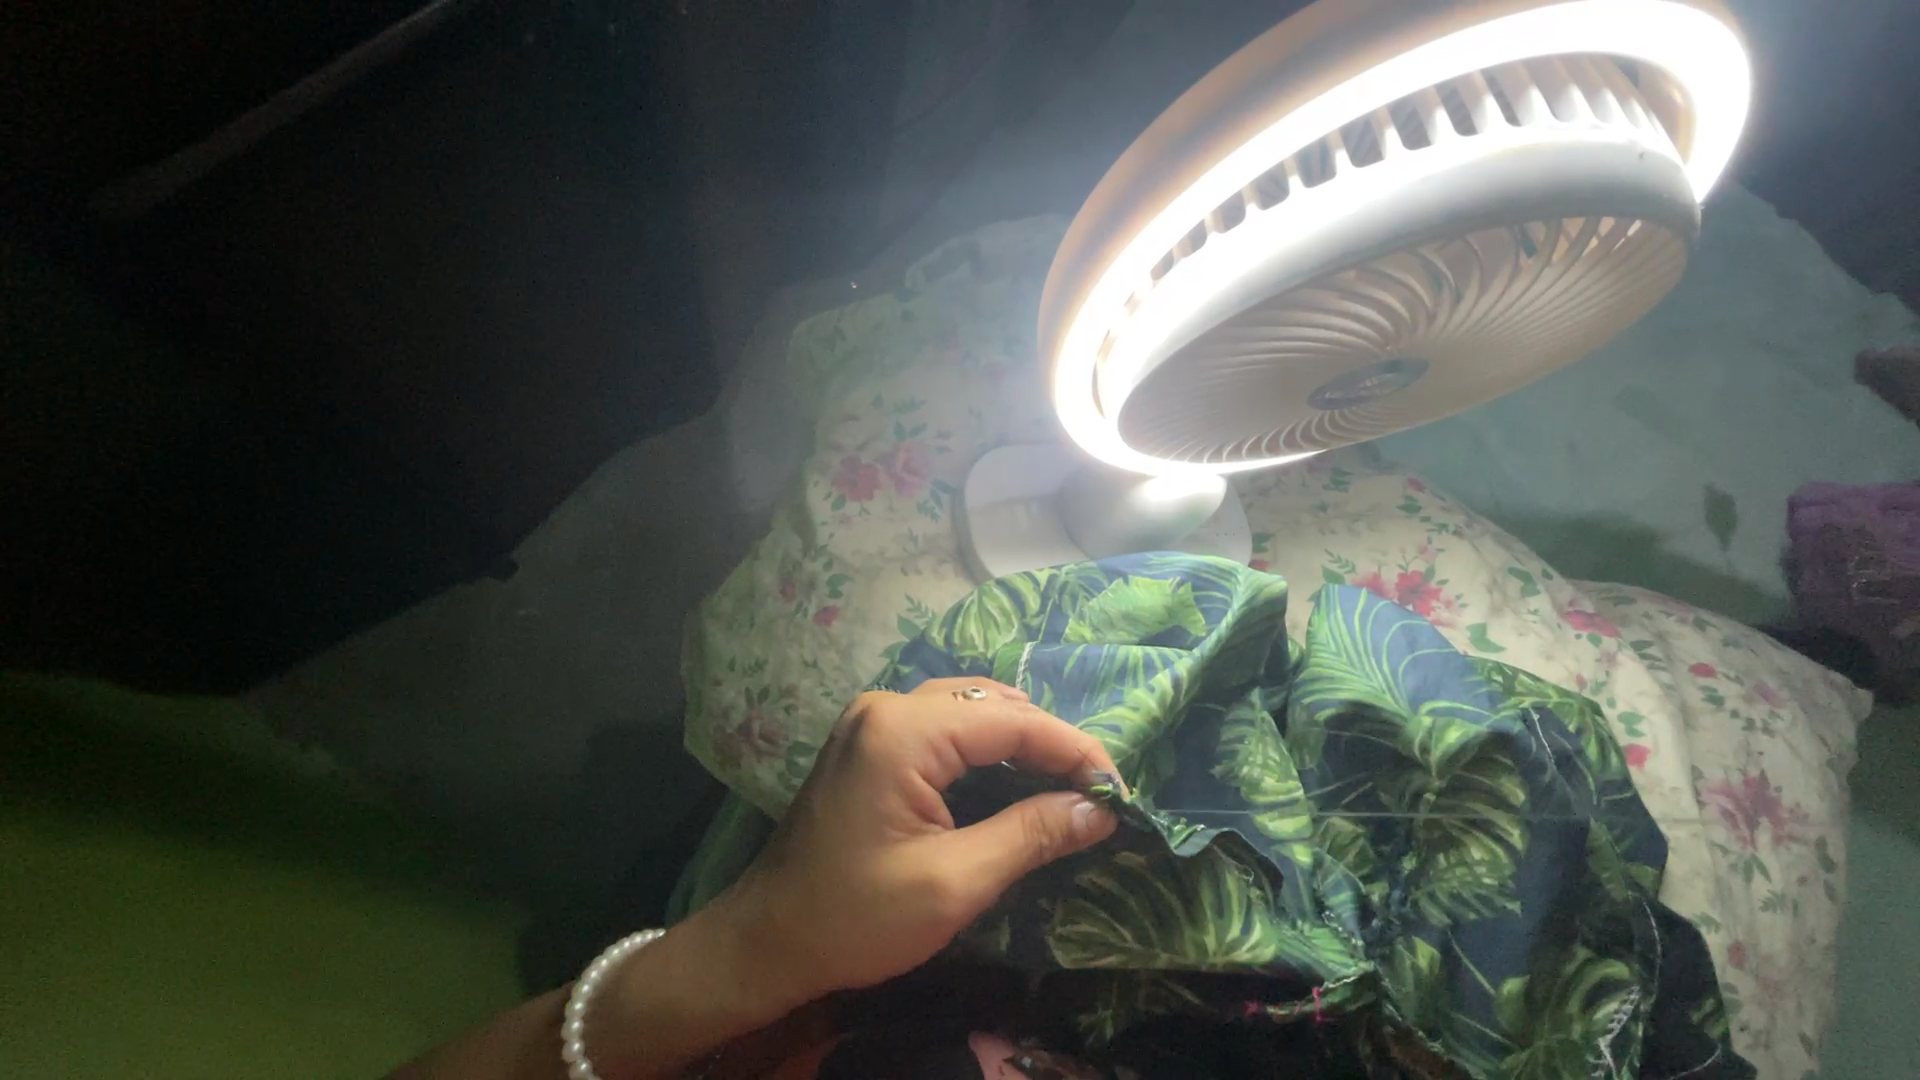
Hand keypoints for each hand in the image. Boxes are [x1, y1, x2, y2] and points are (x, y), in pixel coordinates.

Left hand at [710, 678, 1120, 1009]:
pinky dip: (985, 747)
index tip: (1119, 789)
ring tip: (1065, 783)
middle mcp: (887, 705)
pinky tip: (1013, 776)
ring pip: (970, 709)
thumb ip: (1030, 835)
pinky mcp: (871, 737)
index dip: (1074, 749)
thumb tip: (1100, 808)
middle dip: (1049, 743)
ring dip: (1020, 742)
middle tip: (1096, 792)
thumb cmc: (854, 918)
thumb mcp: (952, 884)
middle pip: (992, 705)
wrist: (766, 940)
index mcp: (902, 731)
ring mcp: (874, 717)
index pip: (1011, 720)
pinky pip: (944, 724)